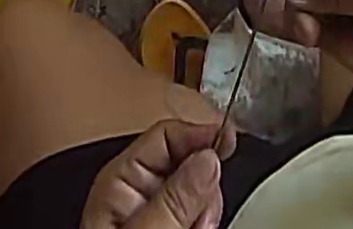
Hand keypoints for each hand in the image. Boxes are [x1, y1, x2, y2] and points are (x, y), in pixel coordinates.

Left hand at [81, 119, 233, 228]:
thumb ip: (175, 199)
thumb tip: (209, 157)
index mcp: (123, 181)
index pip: (168, 135)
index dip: (199, 133)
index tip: (230, 138)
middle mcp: (140, 192)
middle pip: (190, 161)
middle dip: (204, 186)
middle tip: (201, 220)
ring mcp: (157, 215)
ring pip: (200, 191)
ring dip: (206, 212)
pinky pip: (200, 216)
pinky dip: (205, 226)